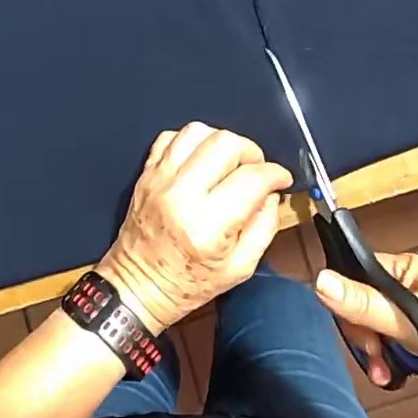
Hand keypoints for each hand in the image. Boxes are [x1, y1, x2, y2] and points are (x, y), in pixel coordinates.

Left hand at [96, 123, 292, 333]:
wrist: (137, 285)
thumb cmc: (185, 283)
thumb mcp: (240, 267)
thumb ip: (264, 226)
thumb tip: (272, 194)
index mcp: (207, 224)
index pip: (252, 177)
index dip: (276, 174)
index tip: (280, 180)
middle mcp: (180, 196)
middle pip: (226, 143)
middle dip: (251, 152)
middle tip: (255, 171)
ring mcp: (159, 181)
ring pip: (197, 132)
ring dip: (220, 143)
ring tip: (228, 164)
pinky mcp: (146, 176)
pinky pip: (169, 138)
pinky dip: (190, 143)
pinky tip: (200, 162)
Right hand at [313, 252, 417, 417]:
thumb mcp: (413, 322)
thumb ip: (363, 303)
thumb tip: (319, 279)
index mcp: (412, 269)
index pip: (356, 272)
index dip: (347, 300)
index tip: (356, 327)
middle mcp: (410, 288)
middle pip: (357, 303)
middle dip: (362, 334)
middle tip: (376, 354)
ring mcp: (412, 316)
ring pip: (366, 327)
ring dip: (371, 353)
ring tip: (386, 371)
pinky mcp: (414, 342)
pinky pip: (380, 346)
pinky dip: (382, 362)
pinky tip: (392, 374)